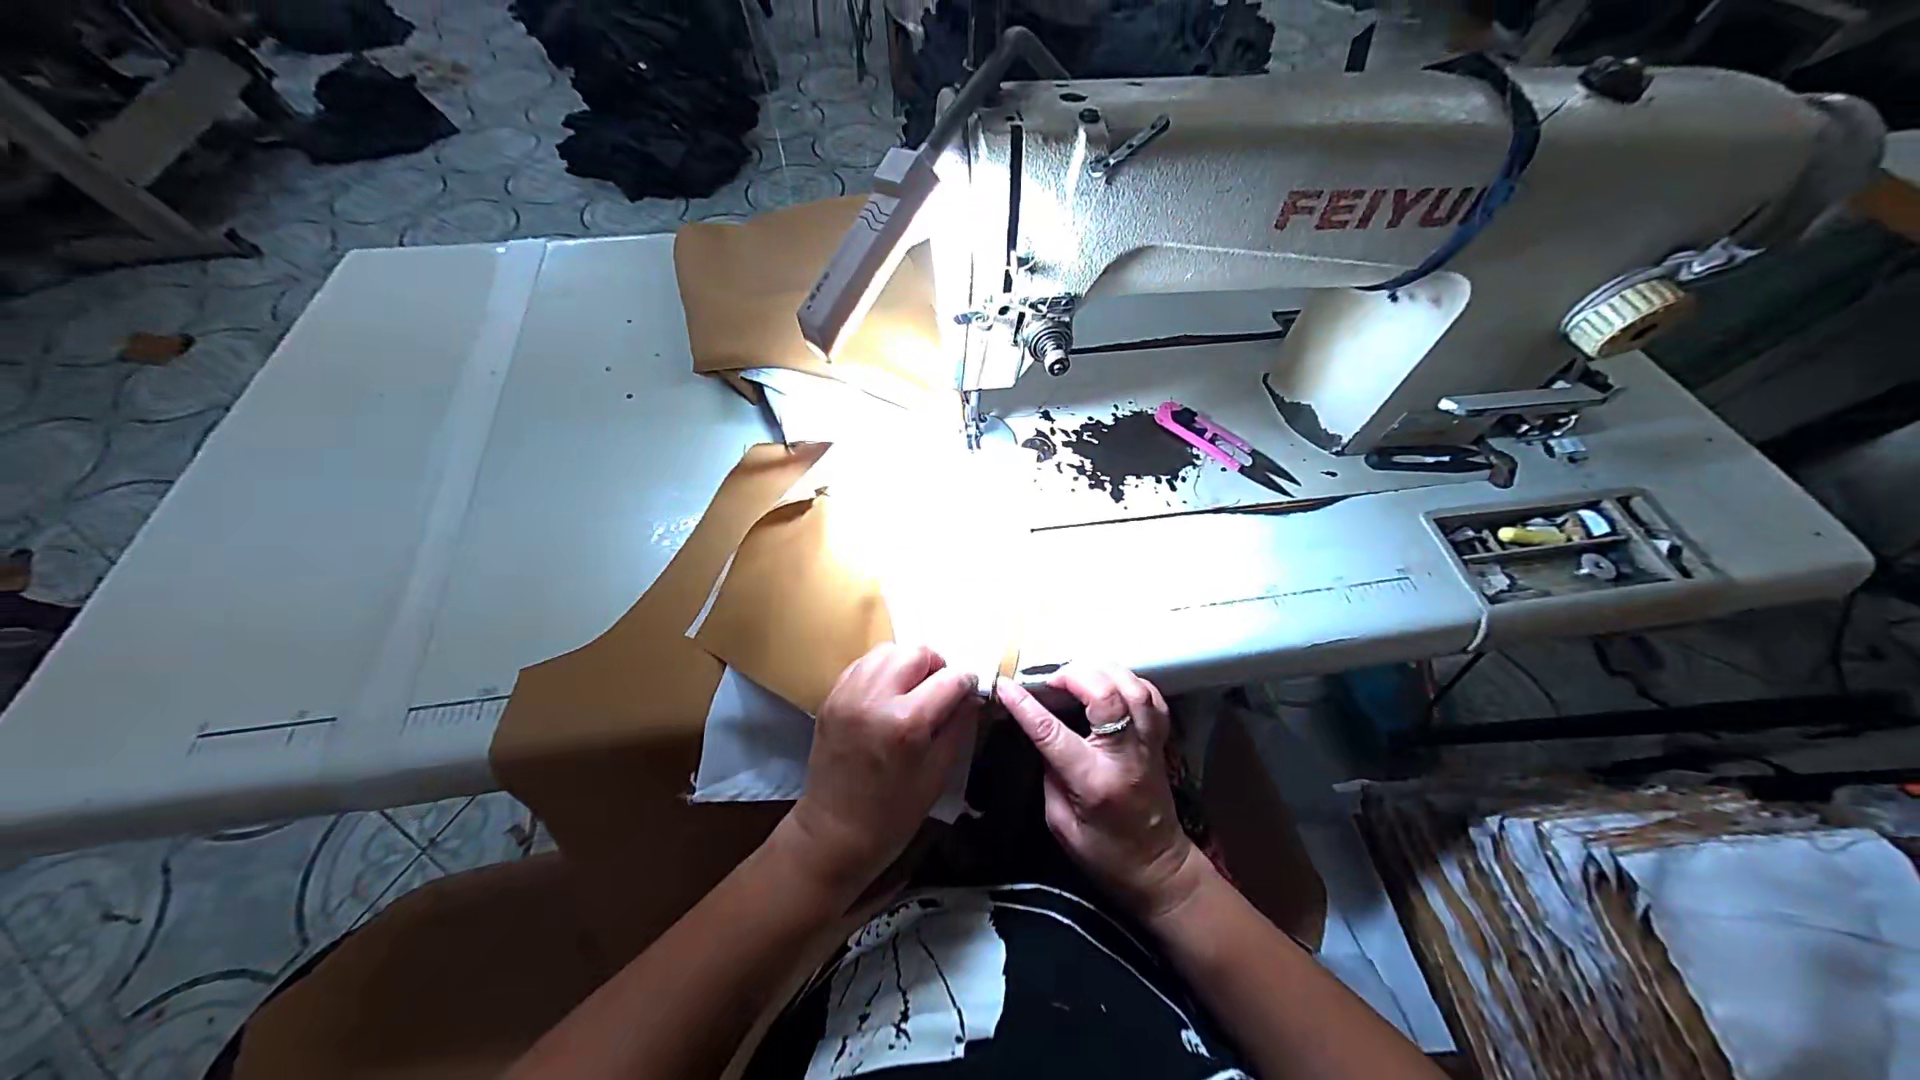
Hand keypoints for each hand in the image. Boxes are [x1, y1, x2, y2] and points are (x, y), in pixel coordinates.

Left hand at [779, 643, 979, 900]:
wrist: (834, 833)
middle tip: (941, 691)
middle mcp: (874, 699)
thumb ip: (958, 726)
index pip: (950, 679)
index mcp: (906, 723)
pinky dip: (882, 670)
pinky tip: (889, 694)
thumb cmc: (893, 814)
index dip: (967, 682)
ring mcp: (848, 695)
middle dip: (937, 667)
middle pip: (916, 653)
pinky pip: (863, 664)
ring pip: (888, 650)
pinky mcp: (831, 698)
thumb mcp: (938, 774)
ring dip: (908, 663)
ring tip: (914, 690)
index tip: (971, 691)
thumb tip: (973, 695)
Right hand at [996, 664, 1212, 920]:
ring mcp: (1148, 744)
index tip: (1005, 686)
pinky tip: (1109, 681)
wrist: (1159, 867)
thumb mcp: (1059, 822)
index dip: (1026, 705)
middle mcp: (1125, 756)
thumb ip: (1049, 773)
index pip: (1054, 733)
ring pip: (1133, 688)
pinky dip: (1128, 680)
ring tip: (1077, 674)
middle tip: (1049, 679)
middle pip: (1106, 695)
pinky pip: (1150, 696)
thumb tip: (1038, 732)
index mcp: (1094, 781)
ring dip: (1102, 671)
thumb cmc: (1104, 853)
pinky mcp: (1160, 739)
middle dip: (1073, 675)